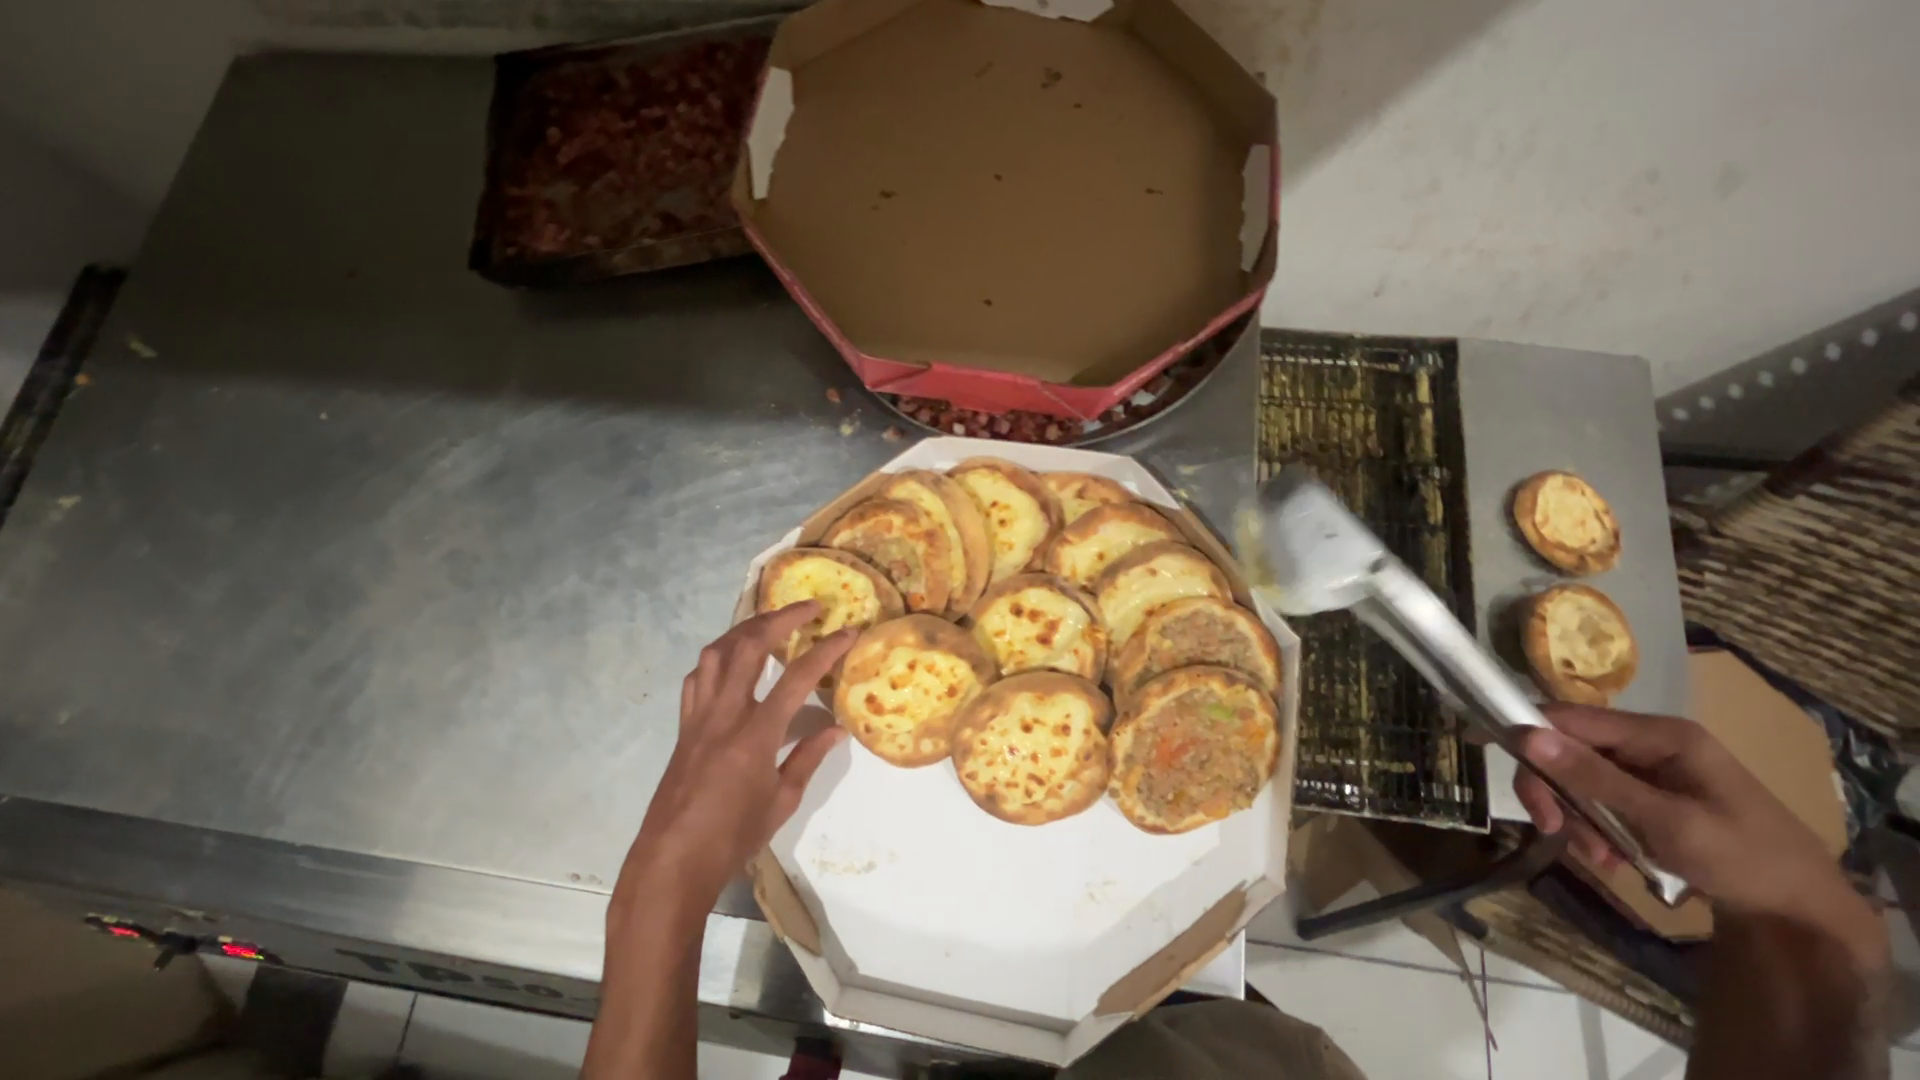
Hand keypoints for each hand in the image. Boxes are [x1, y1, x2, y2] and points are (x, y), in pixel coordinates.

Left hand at [617, 602, 854, 907]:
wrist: (672, 861)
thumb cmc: (733, 837)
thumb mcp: (782, 801)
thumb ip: (808, 757)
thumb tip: (836, 727)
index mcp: (755, 734)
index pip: (797, 677)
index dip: (826, 650)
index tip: (849, 632)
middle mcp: (724, 714)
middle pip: (749, 646)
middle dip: (780, 619)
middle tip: (809, 608)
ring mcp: (698, 717)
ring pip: (716, 653)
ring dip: (745, 630)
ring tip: (770, 623)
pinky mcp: (683, 726)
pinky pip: (698, 678)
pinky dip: (717, 658)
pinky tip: (732, 662)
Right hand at [1514, 705, 1868, 932]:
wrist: (1803, 912)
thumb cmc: (1743, 858)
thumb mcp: (1666, 821)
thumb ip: (1594, 777)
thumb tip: (1527, 734)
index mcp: (1660, 735)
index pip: (1570, 717)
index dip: (1524, 727)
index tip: (1479, 745)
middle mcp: (1651, 744)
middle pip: (1569, 750)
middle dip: (1554, 790)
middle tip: (1554, 831)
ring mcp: (1651, 770)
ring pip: (1579, 780)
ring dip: (1577, 818)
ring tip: (1600, 858)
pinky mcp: (1650, 796)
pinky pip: (1599, 801)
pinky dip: (1595, 829)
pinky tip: (1613, 857)